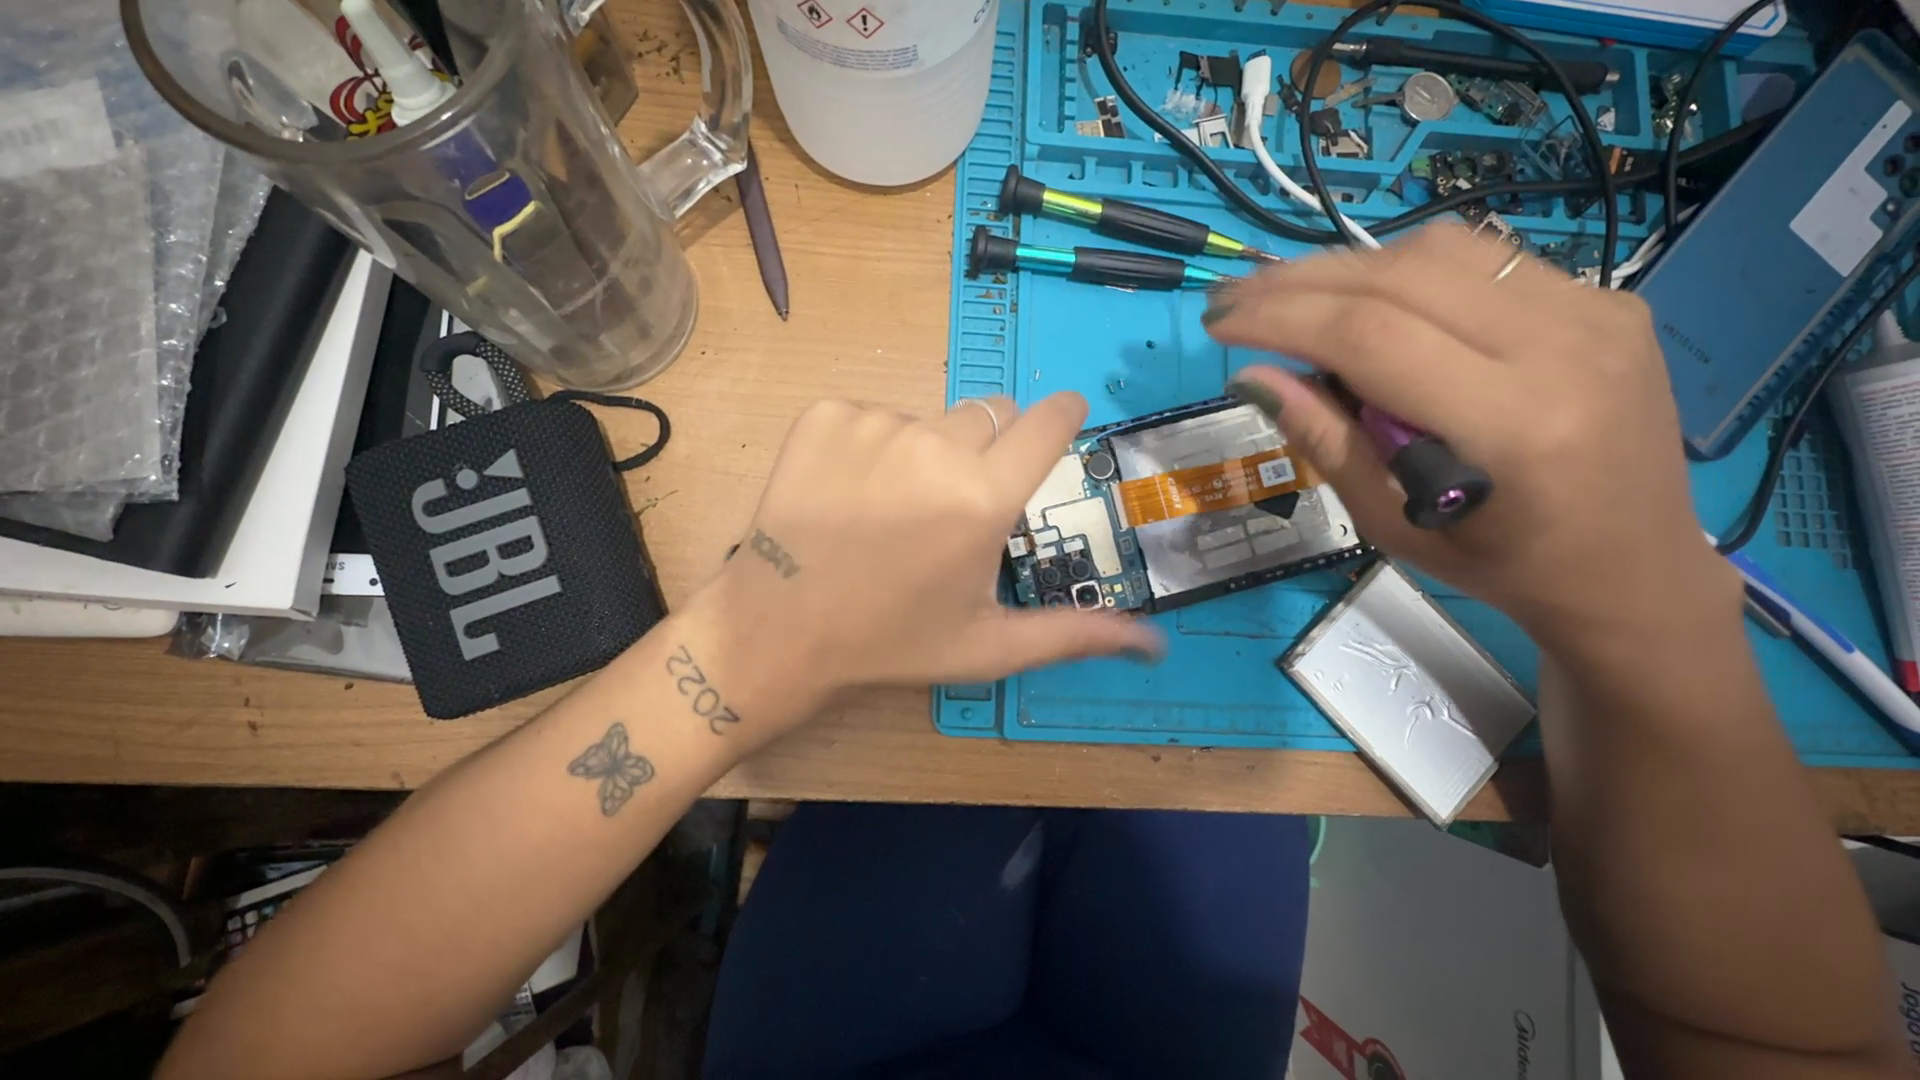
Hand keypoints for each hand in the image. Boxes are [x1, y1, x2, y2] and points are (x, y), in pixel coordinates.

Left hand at [689, 393, 1161, 729]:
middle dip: (987, 450)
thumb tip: (1157, 644)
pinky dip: (869, 445)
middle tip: (953, 505)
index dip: (1061, 417)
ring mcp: (875, 422)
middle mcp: (935, 445)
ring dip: (924, 452)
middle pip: (990, 416)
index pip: (1049, 421)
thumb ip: (1075, 634)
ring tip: (890, 511)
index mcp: (984, 498)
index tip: (1061, 423)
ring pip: (928, 418)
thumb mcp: (989, 645)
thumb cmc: (891, 639)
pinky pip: (871, 413)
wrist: (779, 627)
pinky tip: (848, 495)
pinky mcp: (825, 414)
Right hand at [1203, 226, 1740, 651]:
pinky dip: (1406, 273)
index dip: (1282, 318)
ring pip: (1442, 251)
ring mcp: (1598, 312)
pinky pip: (1484, 260)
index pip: (1372, 336)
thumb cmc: (1503, 566)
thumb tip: (1254, 377)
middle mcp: (1566, 348)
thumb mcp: (1395, 524)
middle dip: (1299, 282)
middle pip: (1401, 278)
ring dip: (1350, 268)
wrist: (1634, 569)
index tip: (1221, 325)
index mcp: (1515, 424)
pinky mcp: (1608, 300)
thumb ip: (1326, 442)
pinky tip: (1366, 299)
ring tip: (1290, 296)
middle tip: (1234, 298)